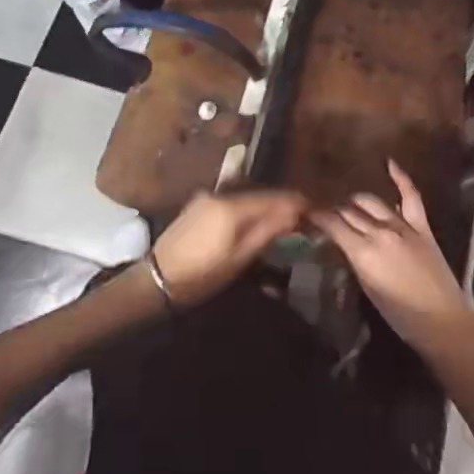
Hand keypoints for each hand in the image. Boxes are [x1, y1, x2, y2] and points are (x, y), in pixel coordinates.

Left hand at [150, 190, 307, 307]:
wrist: (159, 278)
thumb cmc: (202, 275)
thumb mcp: (240, 258)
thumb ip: (268, 231)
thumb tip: (295, 213)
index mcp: (231, 207)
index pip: (273, 197)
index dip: (296, 202)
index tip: (315, 210)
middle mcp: (219, 195)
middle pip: (260, 194)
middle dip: (282, 204)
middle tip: (302, 219)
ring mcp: (206, 197)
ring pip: (245, 197)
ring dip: (264, 206)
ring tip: (283, 222)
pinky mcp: (198, 204)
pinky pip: (231, 201)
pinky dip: (246, 209)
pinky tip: (255, 222)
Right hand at [310, 160, 473, 355]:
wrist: (441, 321)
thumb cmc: (398, 313)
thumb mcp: (366, 285)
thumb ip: (353, 258)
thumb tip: (340, 241)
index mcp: (363, 251)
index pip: (332, 224)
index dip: (317, 216)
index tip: (306, 213)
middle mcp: (380, 232)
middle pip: (349, 211)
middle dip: (333, 208)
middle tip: (324, 210)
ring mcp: (403, 226)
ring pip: (371, 202)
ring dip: (355, 200)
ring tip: (347, 202)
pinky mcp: (422, 226)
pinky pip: (410, 196)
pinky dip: (400, 178)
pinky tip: (389, 163)